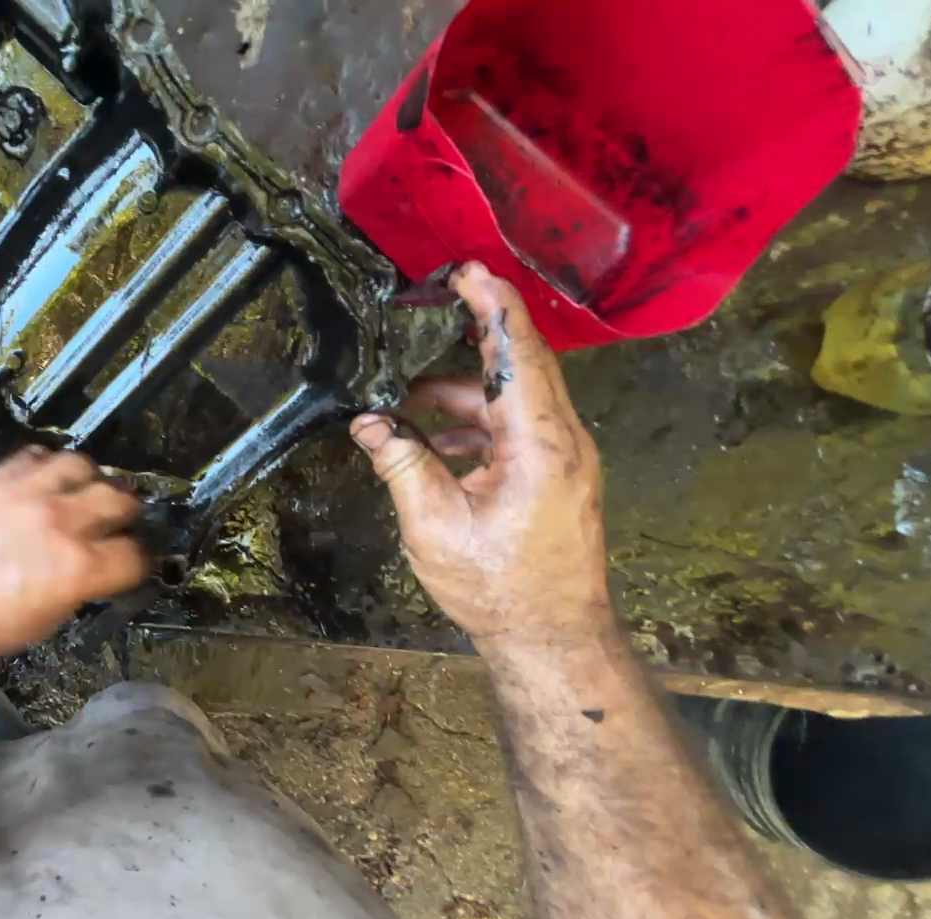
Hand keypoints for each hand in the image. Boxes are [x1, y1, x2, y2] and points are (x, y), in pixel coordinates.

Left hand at [0, 447, 147, 668]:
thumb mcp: (39, 625)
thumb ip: (73, 590)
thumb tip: (86, 574)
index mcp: (76, 569)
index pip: (133, 555)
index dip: (135, 563)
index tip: (128, 565)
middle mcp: (60, 521)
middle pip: (118, 499)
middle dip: (123, 515)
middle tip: (115, 524)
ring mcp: (26, 493)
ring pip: (80, 465)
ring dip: (88, 481)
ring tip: (79, 494)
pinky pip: (35, 456)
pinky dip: (45, 468)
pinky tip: (40, 483)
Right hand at [350, 263, 612, 648]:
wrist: (552, 635)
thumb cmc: (496, 585)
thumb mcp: (434, 525)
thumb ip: (402, 466)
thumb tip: (368, 424)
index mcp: (540, 445)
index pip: (517, 355)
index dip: (492, 307)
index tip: (467, 271)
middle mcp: (562, 440)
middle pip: (520, 365)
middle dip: (476, 332)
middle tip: (432, 306)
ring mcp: (562, 457)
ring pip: (512, 399)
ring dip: (459, 390)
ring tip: (404, 396)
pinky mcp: (553, 475)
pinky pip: (512, 428)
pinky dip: (470, 423)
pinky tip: (431, 442)